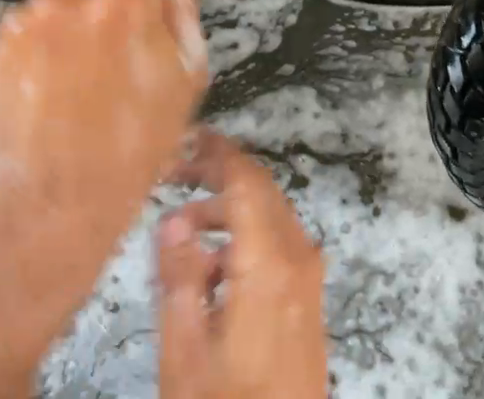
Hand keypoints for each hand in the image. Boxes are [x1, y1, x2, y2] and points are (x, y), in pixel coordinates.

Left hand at [0, 0, 208, 300]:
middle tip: (122, 58)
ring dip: (77, 28)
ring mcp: (26, 21)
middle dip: (112, 6)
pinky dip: (47, 50)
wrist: (58, 200)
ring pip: (65, 5)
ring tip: (86, 82)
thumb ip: (180, 2)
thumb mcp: (185, 73)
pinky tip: (58, 91)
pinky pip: (34, 31)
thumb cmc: (137, 141)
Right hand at [157, 129, 327, 398]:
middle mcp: (298, 256)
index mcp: (268, 261)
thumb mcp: (185, 348)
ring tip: (181, 231)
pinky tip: (210, 269)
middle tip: (174, 173)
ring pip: (269, 217)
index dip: (218, 152)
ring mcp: (309, 276)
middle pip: (261, 191)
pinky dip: (245, 237)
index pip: (246, 182)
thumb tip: (174, 219)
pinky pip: (277, 245)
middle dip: (218, 175)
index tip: (188, 135)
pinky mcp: (309, 296)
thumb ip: (180, 277)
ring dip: (229, 210)